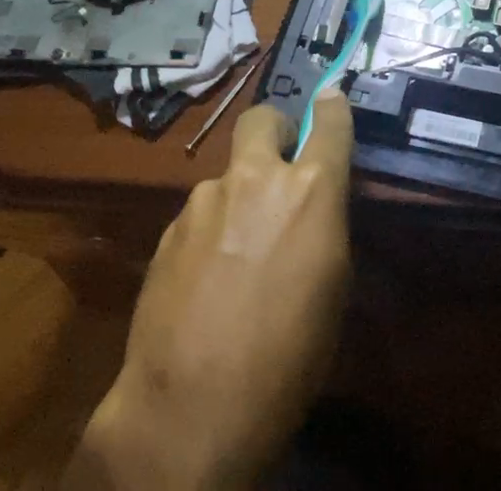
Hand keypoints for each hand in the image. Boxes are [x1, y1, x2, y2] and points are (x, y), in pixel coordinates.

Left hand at [66, 94, 355, 490]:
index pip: (329, 123)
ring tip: (238, 257)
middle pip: (262, 119)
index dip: (333, 106)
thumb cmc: (290, 356)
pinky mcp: (168, 230)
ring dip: (239, 198)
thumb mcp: (333, 289)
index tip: (332, 96)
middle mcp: (254, 181)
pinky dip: (210, 232)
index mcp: (310, 192)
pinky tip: (207, 280)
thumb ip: (324, 228)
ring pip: (227, 178)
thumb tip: (315, 207)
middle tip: (279, 166)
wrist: (193, 403)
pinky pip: (200, 215)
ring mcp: (204, 202)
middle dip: (275, 131)